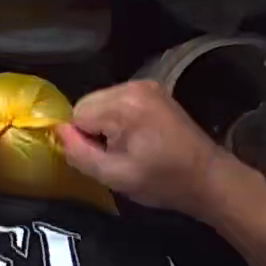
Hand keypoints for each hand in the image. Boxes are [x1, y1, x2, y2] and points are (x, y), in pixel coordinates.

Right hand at [56, 81, 251, 219]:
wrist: (208, 177)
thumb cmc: (162, 181)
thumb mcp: (114, 176)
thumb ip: (79, 153)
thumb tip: (57, 132)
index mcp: (123, 105)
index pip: (77, 114)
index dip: (84, 140)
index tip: (106, 158)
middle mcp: (132, 86)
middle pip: (88, 104)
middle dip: (94, 129)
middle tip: (118, 155)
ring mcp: (144, 85)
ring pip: (101, 102)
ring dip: (106, 124)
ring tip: (130, 147)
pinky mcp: (153, 89)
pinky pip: (118, 100)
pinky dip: (119, 117)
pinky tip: (138, 136)